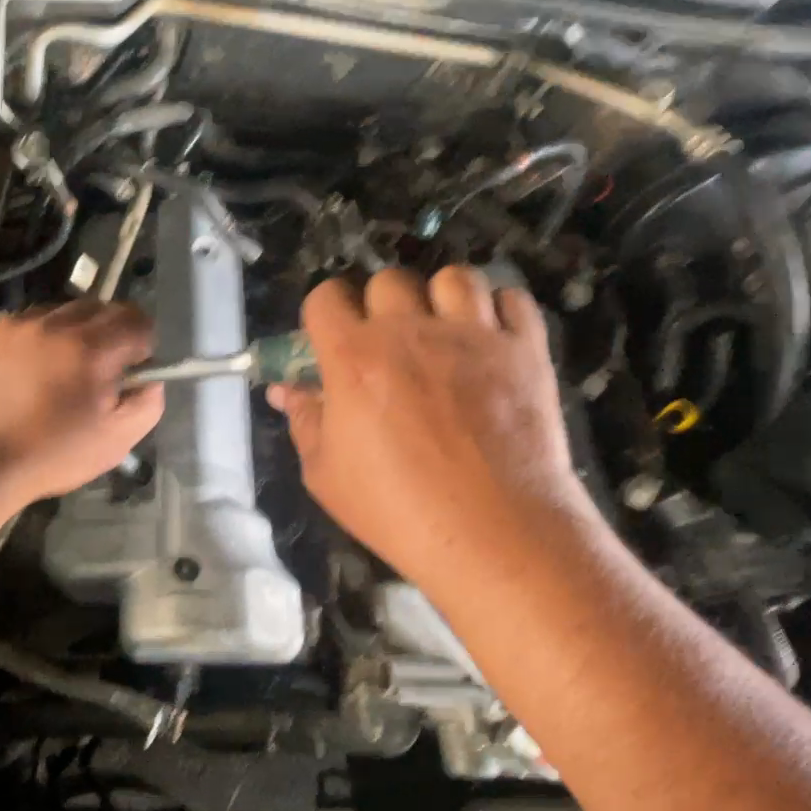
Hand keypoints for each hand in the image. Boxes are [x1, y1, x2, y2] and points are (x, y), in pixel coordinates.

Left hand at [0, 300, 165, 508]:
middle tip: (99, 374)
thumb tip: (149, 379)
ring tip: (59, 374)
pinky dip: (38, 340)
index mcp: (91, 347)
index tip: (131, 372)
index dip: (143, 346)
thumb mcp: (115, 442)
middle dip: (110, 335)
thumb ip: (147, 404)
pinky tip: (26, 375)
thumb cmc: (48, 457)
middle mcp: (54, 323)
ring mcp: (16, 324)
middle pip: (100, 308)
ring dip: (73, 333)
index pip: (137, 320)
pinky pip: (27, 323)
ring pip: (62, 312)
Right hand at [269, 267, 594, 579]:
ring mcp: (474, 335)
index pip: (326, 297)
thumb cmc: (396, 509)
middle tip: (387, 344)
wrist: (494, 533)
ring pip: (453, 277)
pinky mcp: (525, 349)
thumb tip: (286, 390)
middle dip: (379, 305)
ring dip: (440, 297)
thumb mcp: (325, 474)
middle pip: (388, 281)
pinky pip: (511, 299)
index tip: (330, 340)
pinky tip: (489, 338)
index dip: (323, 313)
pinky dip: (498, 310)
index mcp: (354, 357)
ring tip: (442, 330)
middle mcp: (410, 331)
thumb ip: (304, 421)